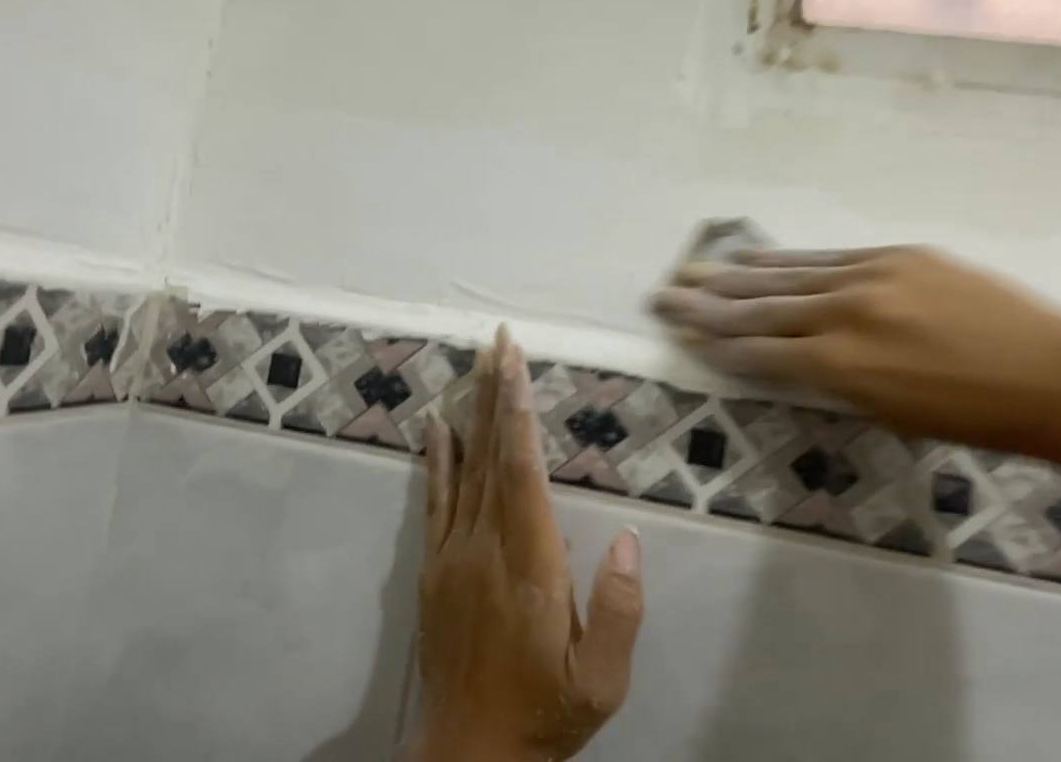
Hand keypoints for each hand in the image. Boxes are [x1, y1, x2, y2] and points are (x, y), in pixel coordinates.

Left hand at [412, 327, 644, 761]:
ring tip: (476, 365)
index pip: (522, 473)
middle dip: (495, 393)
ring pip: (464, 469)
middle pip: (491, 455)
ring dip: (472, 412)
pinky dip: (437, 459)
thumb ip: (618, 610)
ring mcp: (453, 555)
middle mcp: (486, 548)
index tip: (516, 364)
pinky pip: (435, 501)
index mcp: (530, 566)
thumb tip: (626, 535)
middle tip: (498, 340)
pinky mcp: (435, 569)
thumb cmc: (544, 714)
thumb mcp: (601, 683)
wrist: (467, 754)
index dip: (518, 413)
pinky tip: (438, 425)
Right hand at [652, 246, 1060, 453]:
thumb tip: (788, 361)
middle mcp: (844, 314)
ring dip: (735, 275)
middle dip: (705, 303)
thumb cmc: (977, 418)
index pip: (759, 351)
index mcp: (842, 365)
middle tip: (664, 292)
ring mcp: (870, 277)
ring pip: (786, 277)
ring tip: (696, 269)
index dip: (715, 344)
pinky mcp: (896, 256)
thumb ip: (831, 383)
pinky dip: (786, 260)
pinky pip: (825, 258)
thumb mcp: (891, 415)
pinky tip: (756, 256)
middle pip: (758, 308)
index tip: (680, 334)